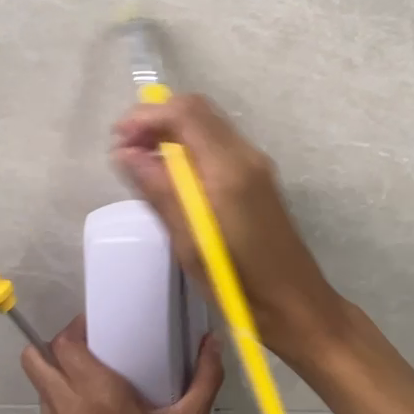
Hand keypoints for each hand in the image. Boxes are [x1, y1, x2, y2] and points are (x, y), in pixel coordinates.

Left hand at [22, 317, 223, 413]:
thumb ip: (204, 380)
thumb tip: (213, 342)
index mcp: (99, 398)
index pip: (64, 345)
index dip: (74, 330)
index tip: (95, 327)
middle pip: (37, 363)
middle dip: (56, 351)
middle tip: (89, 352)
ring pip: (43, 395)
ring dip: (61, 385)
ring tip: (95, 395)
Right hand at [111, 94, 347, 363]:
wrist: (295, 302)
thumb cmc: (238, 281)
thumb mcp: (189, 241)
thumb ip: (159, 189)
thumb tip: (126, 152)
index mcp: (229, 168)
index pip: (185, 112)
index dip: (147, 116)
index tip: (118, 139)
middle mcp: (246, 155)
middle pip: (198, 110)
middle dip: (157, 119)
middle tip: (126, 148)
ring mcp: (256, 164)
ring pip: (208, 124)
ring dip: (173, 131)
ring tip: (141, 161)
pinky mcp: (258, 177)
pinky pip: (218, 144)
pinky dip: (190, 146)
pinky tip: (172, 175)